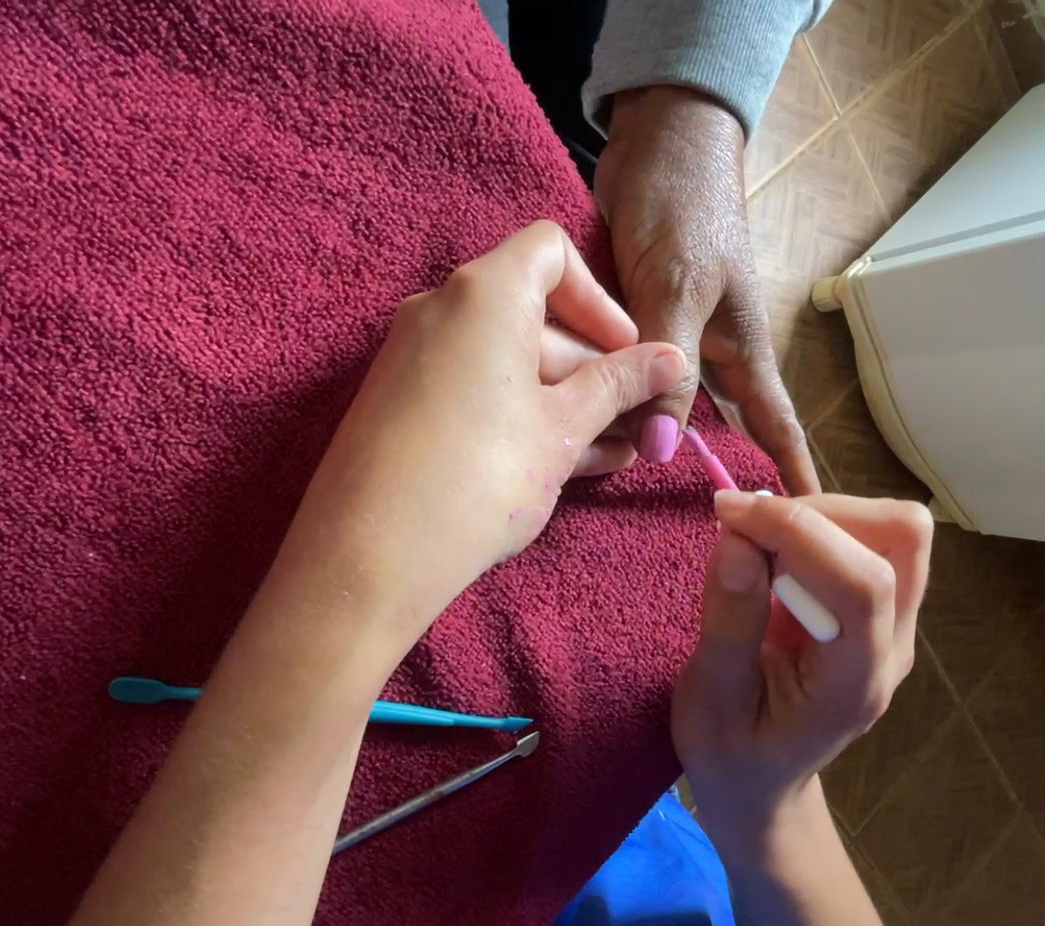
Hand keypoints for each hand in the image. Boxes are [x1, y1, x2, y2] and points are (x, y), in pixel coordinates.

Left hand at [279, 221, 688, 635]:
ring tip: (615, 453)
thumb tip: (672, 359)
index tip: (628, 355)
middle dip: (593, 370)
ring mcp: (415, 359)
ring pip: (508, 366)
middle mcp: (441, 310)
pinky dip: (521, 417)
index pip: (551, 253)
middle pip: (534, 317)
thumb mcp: (563, 428)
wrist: (372, 553)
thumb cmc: (484, 474)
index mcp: (484, 292)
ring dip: (565, 403)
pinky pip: (476, 393)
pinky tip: (566, 464)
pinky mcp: (401, 406)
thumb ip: (619, 385)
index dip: (600, 300)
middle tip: (637, 422)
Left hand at [595, 86, 820, 494]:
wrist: (658, 141)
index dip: (790, 472)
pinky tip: (585, 428)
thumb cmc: (687, 208)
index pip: (774, 423)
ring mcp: (667, 338)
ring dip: (642, 438)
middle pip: (712, 425)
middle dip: (706, 469)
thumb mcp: (681, 291)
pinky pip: (619, 375)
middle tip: (694, 525)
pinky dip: (606, 399)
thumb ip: (671, 369)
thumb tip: (660, 451)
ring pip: (656, 404)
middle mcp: (705, 352)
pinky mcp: (631, 322)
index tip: (806, 519)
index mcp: (738, 349)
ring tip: (623, 486)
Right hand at [671, 492, 933, 859]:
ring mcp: (894, 627)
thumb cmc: (731, 754)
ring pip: (893, 530)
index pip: (861, 583)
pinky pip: (870, 540)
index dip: (797, 531)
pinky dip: (817, 526)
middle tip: (742, 531)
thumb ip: (729, 621)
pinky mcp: (878, 610)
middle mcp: (892, 646)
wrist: (761, 782)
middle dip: (814, 514)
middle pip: (898, 539)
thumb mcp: (710, 700)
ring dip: (819, 515)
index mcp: (855, 682)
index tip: (727, 516)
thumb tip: (739, 540)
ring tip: (755, 542)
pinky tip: (772, 554)